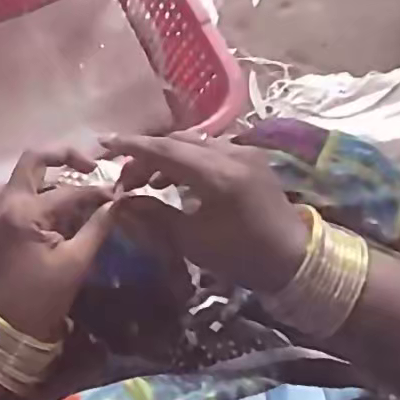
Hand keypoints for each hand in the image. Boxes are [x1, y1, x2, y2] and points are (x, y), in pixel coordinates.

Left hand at [0, 150, 120, 341]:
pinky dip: (46, 189)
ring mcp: (0, 206)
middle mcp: (7, 200)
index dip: (96, 191)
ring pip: (29, 173)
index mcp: (24, 212)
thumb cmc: (43, 293)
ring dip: (56, 173)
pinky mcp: (0, 215)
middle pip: (35, 159)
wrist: (8, 317)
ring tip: (85, 188)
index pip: (68, 190)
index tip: (118, 194)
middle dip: (65, 156)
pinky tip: (68, 204)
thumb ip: (97, 226)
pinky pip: (25, 190)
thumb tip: (119, 202)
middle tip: (91, 166)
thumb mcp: (76, 261)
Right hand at [103, 132, 309, 289]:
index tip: (104, 143)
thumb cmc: (241, 255)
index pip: (165, 150)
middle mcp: (231, 154)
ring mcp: (243, 152)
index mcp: (217, 176)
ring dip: (164, 155)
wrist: (294, 259)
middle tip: (125, 179)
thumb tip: (121, 202)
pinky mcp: (249, 158)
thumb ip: (154, 214)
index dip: (131, 146)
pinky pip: (208, 147)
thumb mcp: (191, 240)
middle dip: (145, 154)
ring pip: (192, 141)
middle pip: (176, 141)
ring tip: (146, 180)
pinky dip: (185, 157)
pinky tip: (173, 178)